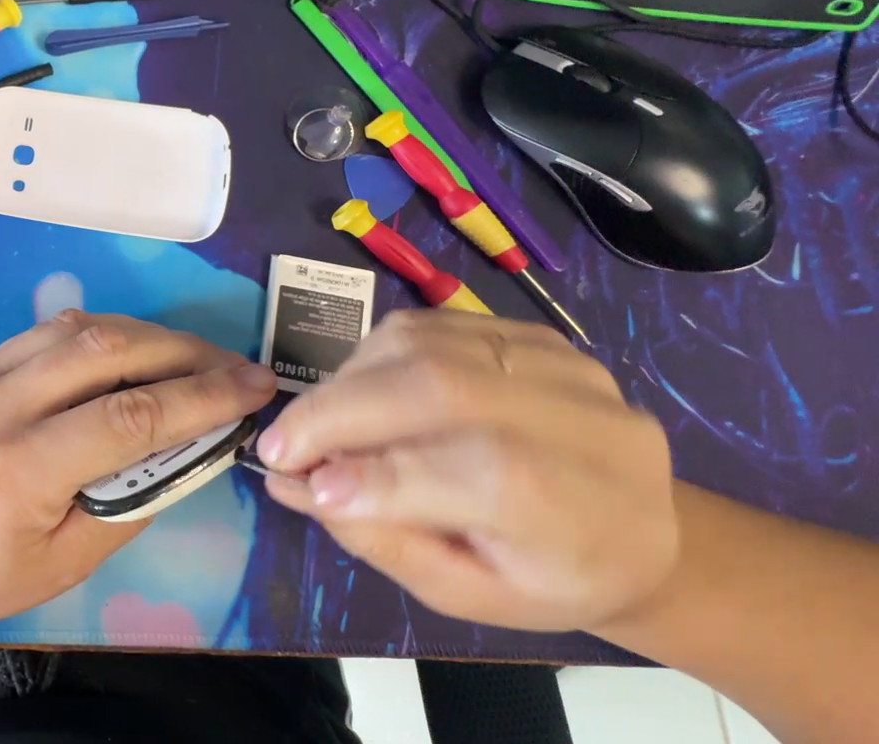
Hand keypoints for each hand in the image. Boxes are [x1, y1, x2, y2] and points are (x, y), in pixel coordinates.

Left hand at [0, 311, 278, 633]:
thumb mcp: (67, 562)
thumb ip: (132, 500)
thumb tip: (190, 447)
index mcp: (21, 467)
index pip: (130, 415)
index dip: (202, 397)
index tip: (255, 388)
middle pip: (104, 350)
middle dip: (183, 351)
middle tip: (234, 365)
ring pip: (75, 327)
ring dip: (144, 333)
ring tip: (194, 355)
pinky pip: (45, 332)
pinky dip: (100, 332)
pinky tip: (133, 350)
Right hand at [257, 310, 678, 632]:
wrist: (641, 527)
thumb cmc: (546, 576)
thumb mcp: (467, 594)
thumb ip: (380, 540)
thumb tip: (293, 483)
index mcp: (588, 511)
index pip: (481, 474)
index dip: (380, 475)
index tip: (297, 481)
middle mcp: (586, 423)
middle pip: (441, 386)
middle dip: (336, 411)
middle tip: (279, 445)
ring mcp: (561, 365)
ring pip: (420, 344)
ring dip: (345, 381)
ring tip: (318, 423)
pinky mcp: (530, 334)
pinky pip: (424, 325)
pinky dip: (370, 357)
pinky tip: (360, 393)